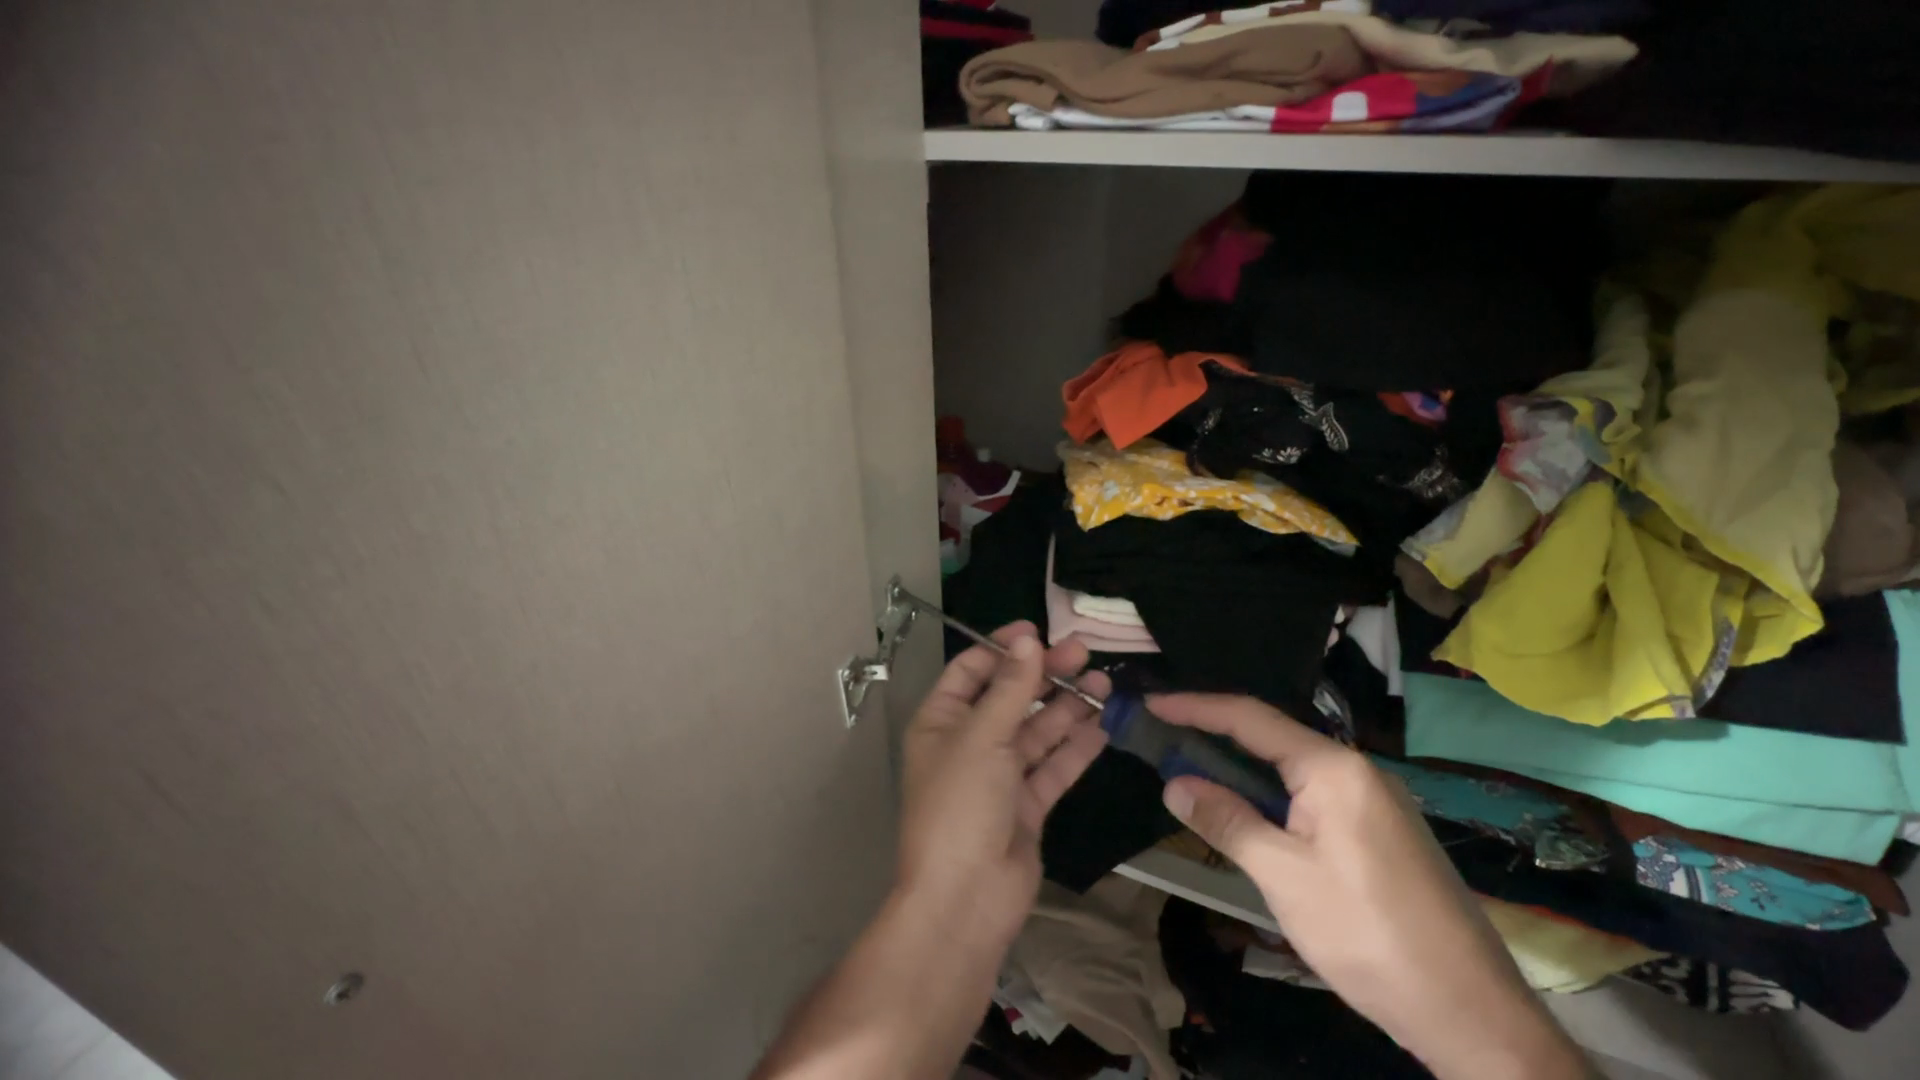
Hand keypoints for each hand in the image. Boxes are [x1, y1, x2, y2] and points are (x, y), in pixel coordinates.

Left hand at [895, 621, 1109, 945]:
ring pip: (1036, 732)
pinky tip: (1102, 726)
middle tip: (1084, 654)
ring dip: (1067, 708)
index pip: (971, 672)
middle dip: (1045, 676)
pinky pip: (1053, 768)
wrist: (966, 897)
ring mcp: (999, 778)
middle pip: (1010, 698)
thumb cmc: (960, 805)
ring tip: (1104, 683)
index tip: (1039, 633)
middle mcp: (968, 745)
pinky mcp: (1026, 807)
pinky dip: (1075, 748)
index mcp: (941, 723)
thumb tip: (1028, 641)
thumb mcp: (982, 738)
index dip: (1002, 649)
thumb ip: (1010, 689)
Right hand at [1150, 694, 1589, 1079]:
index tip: (1149, 704)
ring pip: (1292, 772)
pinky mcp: (1380, 833)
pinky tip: (1248, 819)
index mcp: (1335, 770)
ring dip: (1241, 773)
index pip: (1252, 719)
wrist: (1469, 1009)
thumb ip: (1228, 822)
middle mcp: (1358, 771)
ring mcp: (1374, 802)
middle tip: (1159, 745)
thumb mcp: (1284, 878)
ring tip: (1190, 780)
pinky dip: (1271, 799)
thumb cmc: (1367, 934)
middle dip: (1213, 739)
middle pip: (1272, 740)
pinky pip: (1313, 798)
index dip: (1195, 707)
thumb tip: (1175, 783)